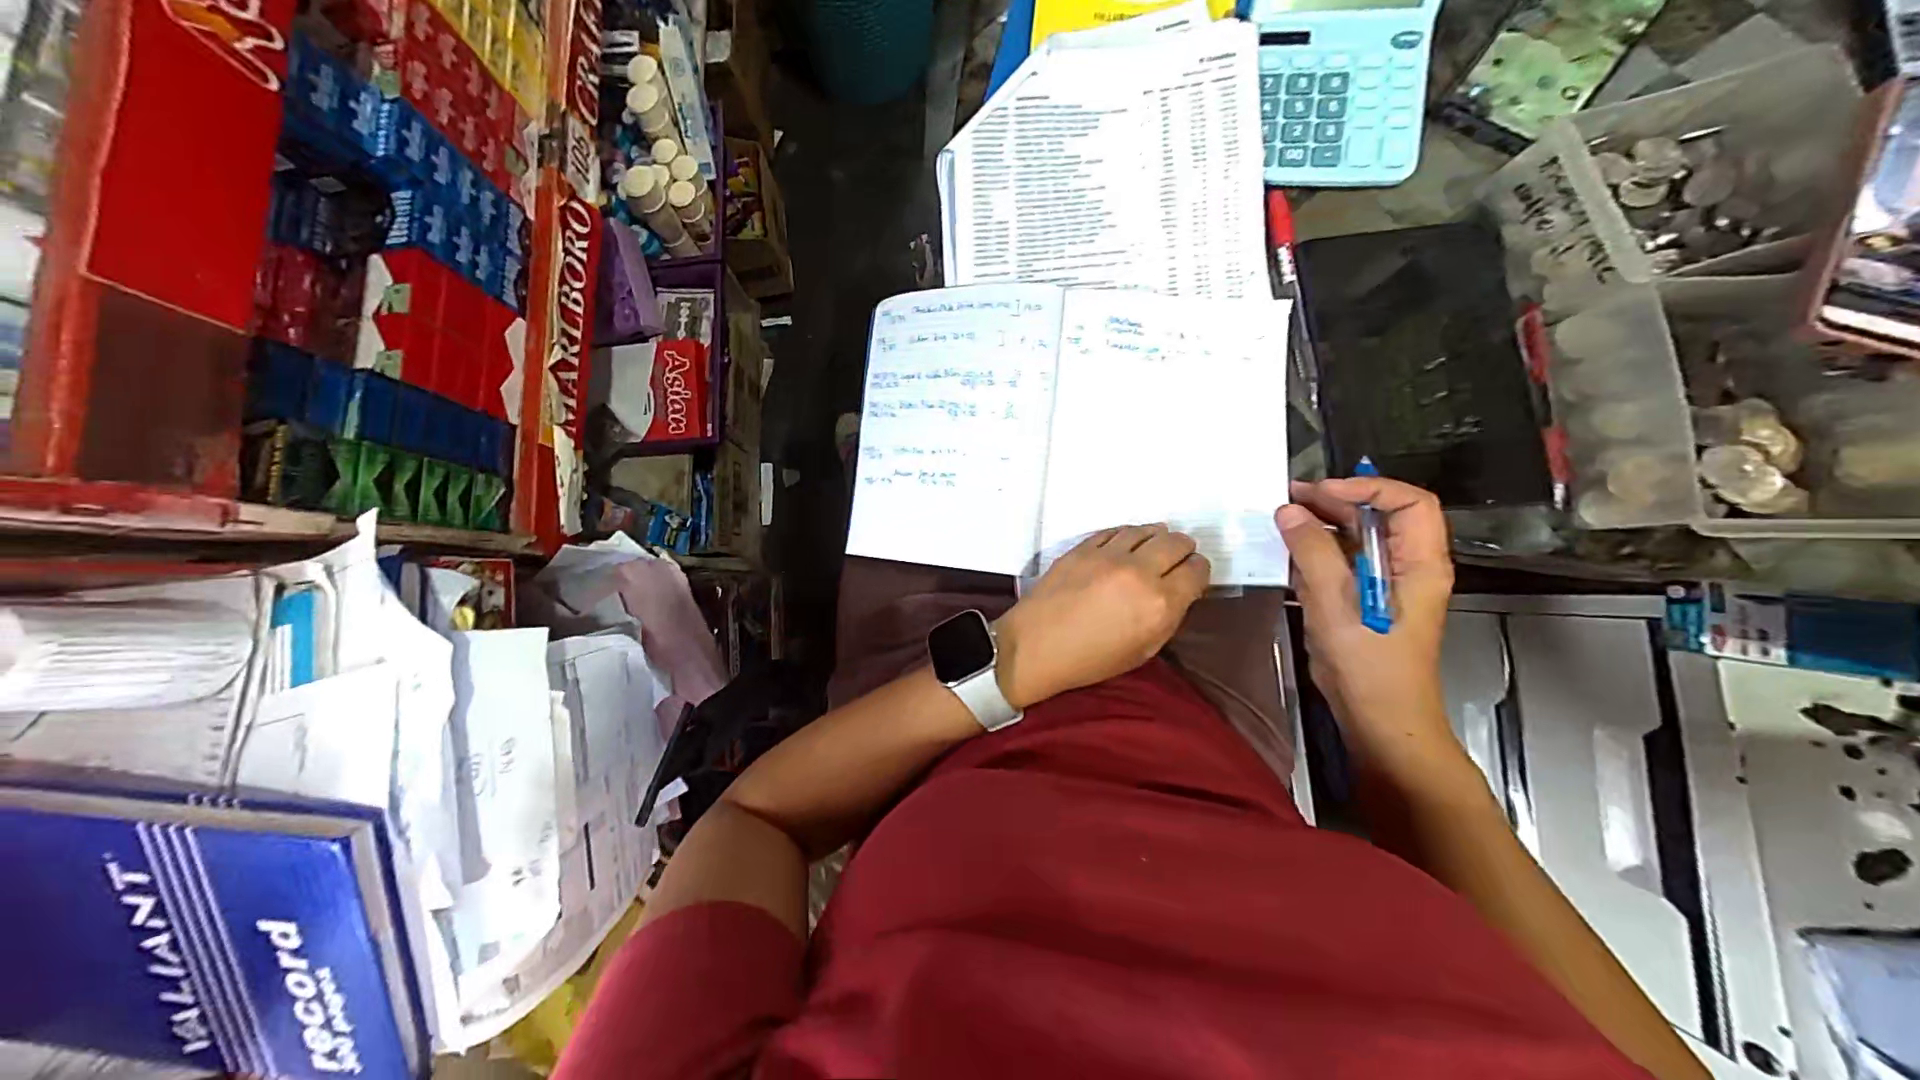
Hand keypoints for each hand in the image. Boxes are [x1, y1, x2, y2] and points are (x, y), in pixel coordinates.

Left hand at [992, 525, 1208, 707]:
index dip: (1198, 573)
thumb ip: (1168, 617)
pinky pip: (1117, 531)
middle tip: (1177, 559)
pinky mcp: (1084, 547)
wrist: (1036, 646)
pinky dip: (1128, 536)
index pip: (1197, 570)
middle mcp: (1139, 573)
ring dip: (1156, 538)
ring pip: (1147, 530)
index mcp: (1159, 604)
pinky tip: (1127, 544)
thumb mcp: (1143, 650)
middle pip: (1176, 543)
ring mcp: (1109, 555)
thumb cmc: (1089, 660)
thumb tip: (1179, 592)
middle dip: (1182, 550)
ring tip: (1154, 548)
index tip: (1192, 577)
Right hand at [1275, 478, 1458, 768]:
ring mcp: (1382, 584)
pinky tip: (1286, 552)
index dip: (1368, 487)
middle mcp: (1405, 566)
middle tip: (1290, 498)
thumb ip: (1312, 551)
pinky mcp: (1361, 600)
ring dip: (1320, 525)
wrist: (1379, 718)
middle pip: (1378, 516)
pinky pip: (1340, 563)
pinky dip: (1314, 552)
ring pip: (1355, 538)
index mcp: (1419, 562)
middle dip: (1335, 501)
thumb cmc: (1370, 664)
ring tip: (1282, 520)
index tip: (1322, 491)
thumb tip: (1289, 512)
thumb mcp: (1336, 602)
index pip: (1409, 502)